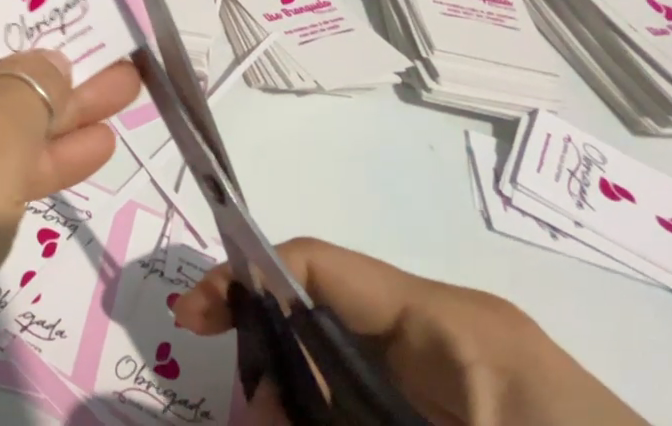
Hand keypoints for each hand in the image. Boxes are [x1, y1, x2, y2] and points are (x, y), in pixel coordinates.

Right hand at [170, 238, 646, 425]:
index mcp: (443, 315)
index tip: (192, 319)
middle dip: (266, 340)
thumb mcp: (417, 422)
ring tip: (275, 412)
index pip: (315, 262)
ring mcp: (470, 353)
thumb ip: (337, 407)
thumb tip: (257, 406)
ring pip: (350, 343)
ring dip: (303, 378)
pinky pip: (385, 372)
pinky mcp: (479, 388)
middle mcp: (451, 317)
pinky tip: (323, 414)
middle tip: (238, 394)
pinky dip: (342, 392)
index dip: (241, 278)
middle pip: (323, 303)